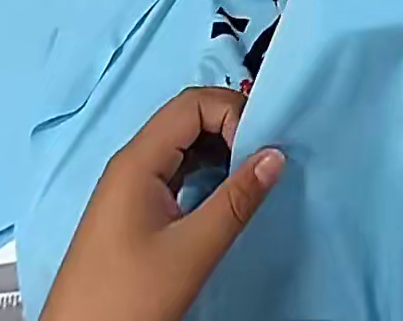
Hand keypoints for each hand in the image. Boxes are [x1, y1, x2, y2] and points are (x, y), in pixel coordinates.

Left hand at [42, 87, 284, 320]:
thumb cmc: (127, 299)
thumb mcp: (189, 252)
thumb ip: (236, 200)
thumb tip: (275, 155)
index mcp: (139, 158)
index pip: (192, 103)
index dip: (230, 113)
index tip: (257, 148)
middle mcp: (133, 159)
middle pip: (187, 114)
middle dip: (228, 124)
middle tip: (259, 155)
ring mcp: (131, 181)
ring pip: (182, 140)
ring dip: (218, 146)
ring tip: (247, 172)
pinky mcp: (135, 204)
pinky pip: (176, 165)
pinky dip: (205, 167)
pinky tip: (223, 190)